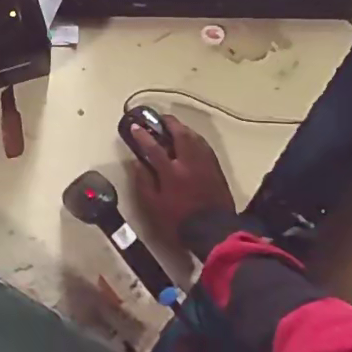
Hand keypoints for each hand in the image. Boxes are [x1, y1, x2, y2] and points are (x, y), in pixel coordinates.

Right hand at [129, 113, 237, 248]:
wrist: (213, 232)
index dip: (142, 135)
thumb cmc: (178, 220)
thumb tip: (136, 162)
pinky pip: (205, 146)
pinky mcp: (216, 169)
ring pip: (195, 138)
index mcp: (172, 172)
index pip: (154, 147)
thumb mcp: (153, 205)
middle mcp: (189, 163)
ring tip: (175, 126)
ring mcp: (205, 164)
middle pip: (180, 135)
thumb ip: (144, 182)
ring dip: (183, 128)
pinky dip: (196, 139)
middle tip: (160, 118)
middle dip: (169, 123)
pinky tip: (192, 140)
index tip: (135, 126)